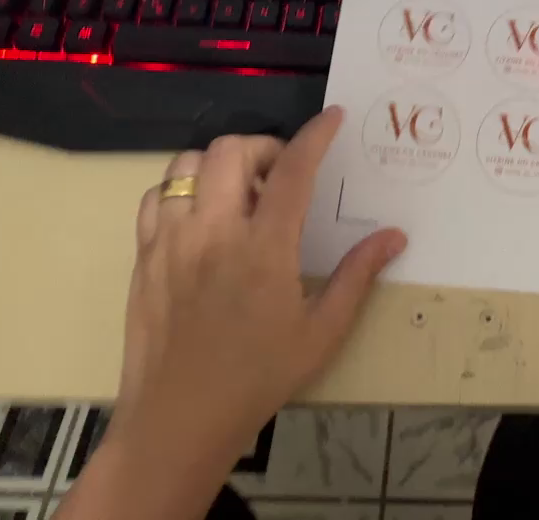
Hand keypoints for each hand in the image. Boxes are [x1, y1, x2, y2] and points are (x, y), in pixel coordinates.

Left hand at [84, 109, 405, 516]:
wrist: (178, 422)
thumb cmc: (258, 376)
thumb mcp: (322, 333)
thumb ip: (357, 276)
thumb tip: (395, 235)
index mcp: (263, 249)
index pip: (293, 170)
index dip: (316, 134)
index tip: (332, 117)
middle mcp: (213, 232)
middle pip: (231, 150)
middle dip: (263, 146)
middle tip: (279, 175)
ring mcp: (171, 242)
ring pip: (186, 165)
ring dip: (218, 165)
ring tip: (238, 194)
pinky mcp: (143, 257)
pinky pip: (154, 197)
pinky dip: (179, 190)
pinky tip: (199, 216)